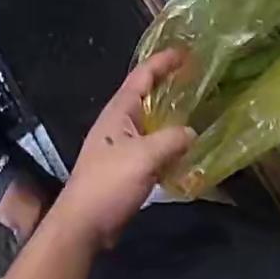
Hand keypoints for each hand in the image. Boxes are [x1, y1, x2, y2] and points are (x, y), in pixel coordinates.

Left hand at [45, 50, 194, 249]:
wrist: (82, 226)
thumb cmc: (109, 184)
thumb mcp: (145, 157)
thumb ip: (172, 139)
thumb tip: (192, 132)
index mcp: (119, 111)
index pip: (143, 75)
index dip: (164, 61)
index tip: (187, 52)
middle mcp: (119, 122)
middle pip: (147, 94)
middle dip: (170, 82)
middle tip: (197, 76)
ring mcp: (121, 144)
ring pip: (151, 120)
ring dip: (171, 112)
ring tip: (197, 106)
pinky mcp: (126, 165)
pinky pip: (153, 143)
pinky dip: (169, 139)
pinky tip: (186, 146)